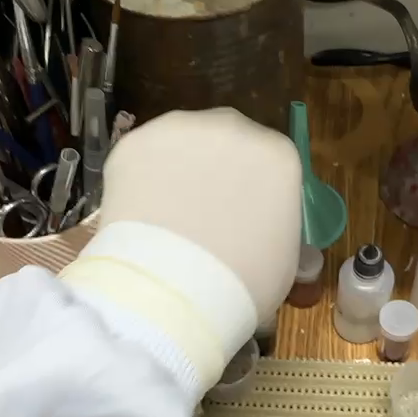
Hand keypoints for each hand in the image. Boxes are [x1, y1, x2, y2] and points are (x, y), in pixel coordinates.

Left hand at [97, 108, 301, 320]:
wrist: (173, 288)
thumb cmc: (243, 284)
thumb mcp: (283, 267)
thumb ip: (282, 237)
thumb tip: (272, 235)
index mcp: (278, 156)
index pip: (271, 164)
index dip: (256, 191)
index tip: (245, 218)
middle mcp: (233, 128)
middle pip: (228, 144)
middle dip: (218, 172)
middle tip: (205, 217)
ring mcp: (180, 130)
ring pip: (182, 146)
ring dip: (179, 171)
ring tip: (169, 219)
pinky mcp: (134, 142)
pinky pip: (142, 159)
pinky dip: (141, 181)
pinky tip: (142, 215)